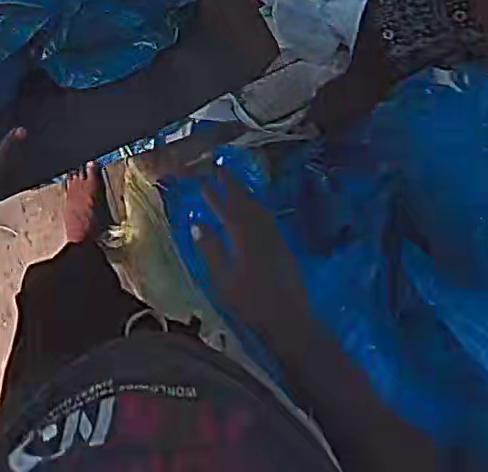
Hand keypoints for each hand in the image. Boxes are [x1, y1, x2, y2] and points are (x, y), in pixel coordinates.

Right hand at [191, 170, 314, 336]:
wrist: (290, 320)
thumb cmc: (250, 303)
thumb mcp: (223, 278)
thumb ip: (210, 249)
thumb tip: (197, 223)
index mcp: (242, 235)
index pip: (225, 208)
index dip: (213, 194)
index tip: (202, 182)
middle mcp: (259, 230)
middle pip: (244, 201)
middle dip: (231, 184)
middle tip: (220, 169)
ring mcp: (274, 237)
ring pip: (257, 207)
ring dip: (245, 193)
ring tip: (235, 185)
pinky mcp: (283, 246)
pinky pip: (266, 216)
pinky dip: (256, 207)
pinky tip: (254, 210)